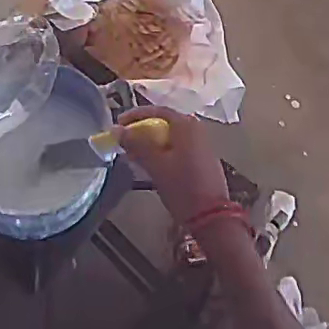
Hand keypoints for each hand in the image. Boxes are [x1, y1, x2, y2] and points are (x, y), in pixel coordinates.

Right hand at [117, 105, 228, 224]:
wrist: (211, 217)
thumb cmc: (182, 186)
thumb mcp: (156, 165)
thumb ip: (136, 144)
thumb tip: (117, 130)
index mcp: (186, 125)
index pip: (157, 111)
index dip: (135, 116)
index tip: (119, 124)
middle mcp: (196, 129)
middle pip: (164, 123)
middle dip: (142, 131)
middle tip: (124, 140)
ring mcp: (201, 144)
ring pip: (170, 137)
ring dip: (151, 143)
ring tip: (133, 154)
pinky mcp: (202, 159)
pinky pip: (178, 147)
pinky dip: (163, 151)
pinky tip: (151, 164)